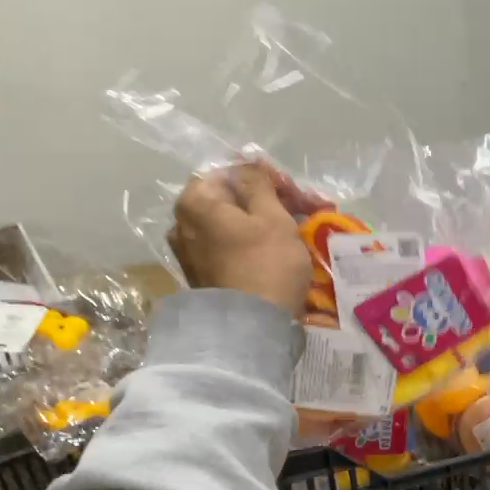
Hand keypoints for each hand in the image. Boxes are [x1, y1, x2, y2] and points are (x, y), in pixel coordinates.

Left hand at [168, 162, 311, 317]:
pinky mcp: (203, 277)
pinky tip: (276, 254)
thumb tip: (248, 163)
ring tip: (295, 235)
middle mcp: (182, 221)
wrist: (252, 327)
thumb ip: (259, 183)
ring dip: (263, 225)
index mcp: (196, 200)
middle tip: (306, 213)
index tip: (299, 193)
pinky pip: (229, 250)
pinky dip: (252, 246)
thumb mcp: (272, 217)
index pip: (233, 172)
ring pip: (232, 226)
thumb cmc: (266, 265)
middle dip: (269, 203)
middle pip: (231, 200)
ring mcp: (190, 252)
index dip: (269, 178)